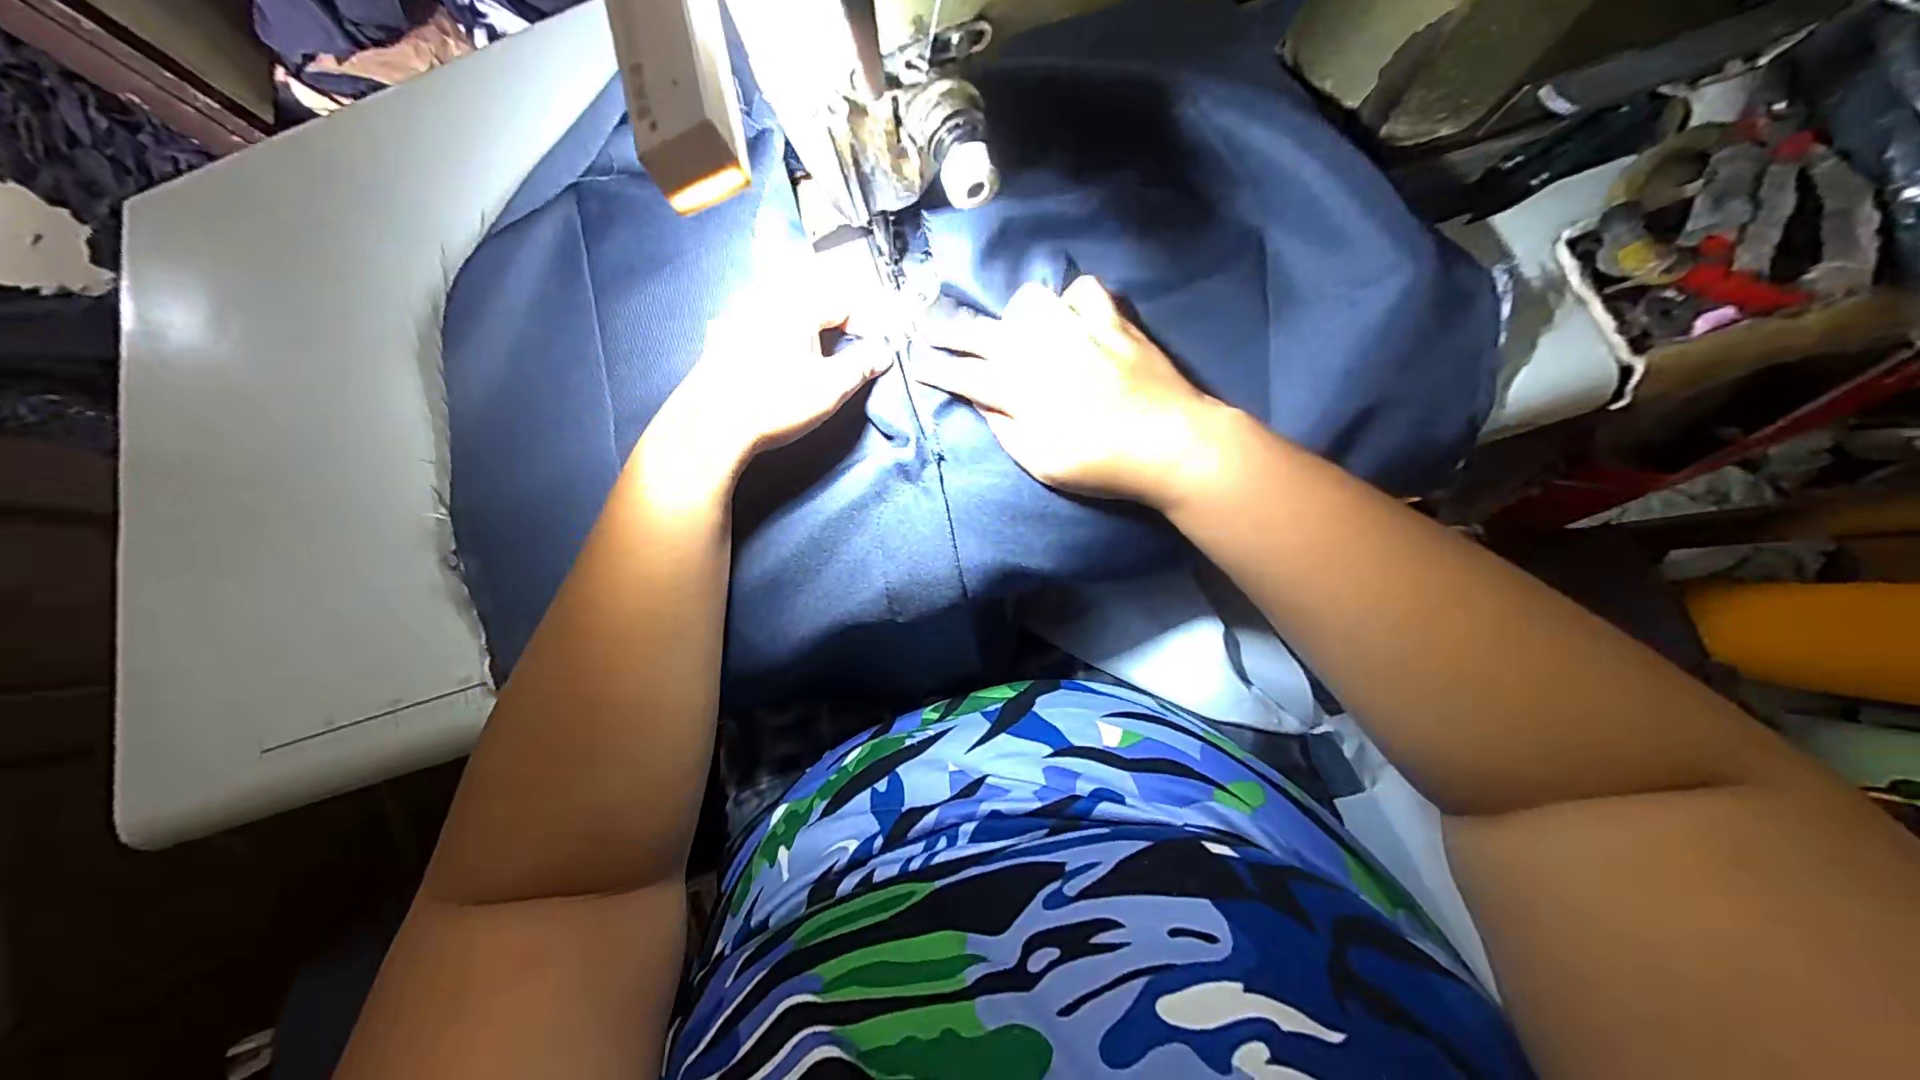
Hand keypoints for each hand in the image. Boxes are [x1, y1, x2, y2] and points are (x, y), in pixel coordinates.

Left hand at [644, 287, 892, 485]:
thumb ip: (862, 366)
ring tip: (814, 356)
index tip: (873, 349)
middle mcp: (765, 300)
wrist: (711, 426)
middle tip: (848, 349)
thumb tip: (883, 353)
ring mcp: (738, 315)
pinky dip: (776, 336)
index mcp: (796, 305)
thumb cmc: (774, 404)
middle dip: (835, 321)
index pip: (844, 300)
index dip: (866, 324)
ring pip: (783, 310)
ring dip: (805, 328)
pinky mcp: (720, 337)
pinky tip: (776, 360)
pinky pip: (758, 324)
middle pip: (813, 299)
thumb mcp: (830, 389)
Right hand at [914, 277, 1233, 506]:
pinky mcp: (1111, 320)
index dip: (934, 368)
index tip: (915, 361)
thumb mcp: (1041, 463)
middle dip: (947, 329)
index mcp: (1017, 389)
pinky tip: (1074, 318)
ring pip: (1029, 301)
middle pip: (980, 331)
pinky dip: (1072, 302)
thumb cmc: (1101, 464)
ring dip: (1014, 315)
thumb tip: (984, 403)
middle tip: (929, 325)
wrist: (1170, 442)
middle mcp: (1037, 350)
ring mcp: (1075, 329)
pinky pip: (1083, 291)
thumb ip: (1006, 429)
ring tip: (1018, 329)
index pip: (962, 374)